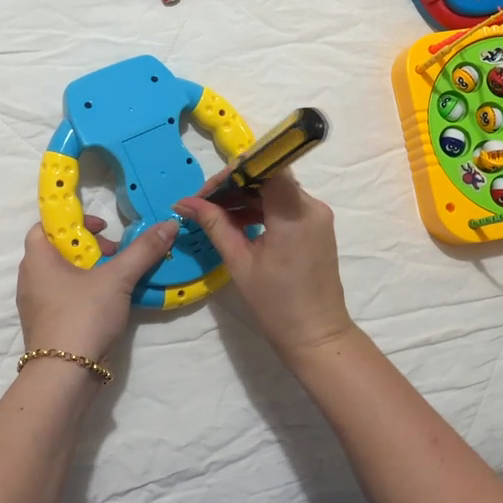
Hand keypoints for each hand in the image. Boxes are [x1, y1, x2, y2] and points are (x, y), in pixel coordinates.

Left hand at [17, 215, 175, 362]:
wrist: (65, 376)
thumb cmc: (83, 316)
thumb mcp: (117, 278)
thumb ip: (143, 250)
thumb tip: (170, 224)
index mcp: (38, 259)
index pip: (47, 225)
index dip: (74, 221)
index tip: (103, 228)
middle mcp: (31, 278)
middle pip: (60, 250)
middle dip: (91, 247)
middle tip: (116, 254)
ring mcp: (38, 304)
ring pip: (64, 275)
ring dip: (91, 271)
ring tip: (118, 278)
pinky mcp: (48, 325)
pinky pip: (66, 297)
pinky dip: (87, 292)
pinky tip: (111, 302)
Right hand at [175, 176, 355, 364]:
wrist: (316, 335)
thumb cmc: (276, 303)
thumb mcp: (239, 261)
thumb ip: (215, 224)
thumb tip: (185, 203)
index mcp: (294, 212)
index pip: (265, 167)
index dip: (234, 172)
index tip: (208, 191)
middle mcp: (311, 205)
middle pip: (270, 177)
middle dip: (235, 185)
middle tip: (204, 203)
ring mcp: (317, 215)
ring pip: (277, 190)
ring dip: (246, 197)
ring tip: (214, 214)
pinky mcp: (316, 226)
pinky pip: (286, 205)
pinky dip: (262, 208)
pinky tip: (237, 221)